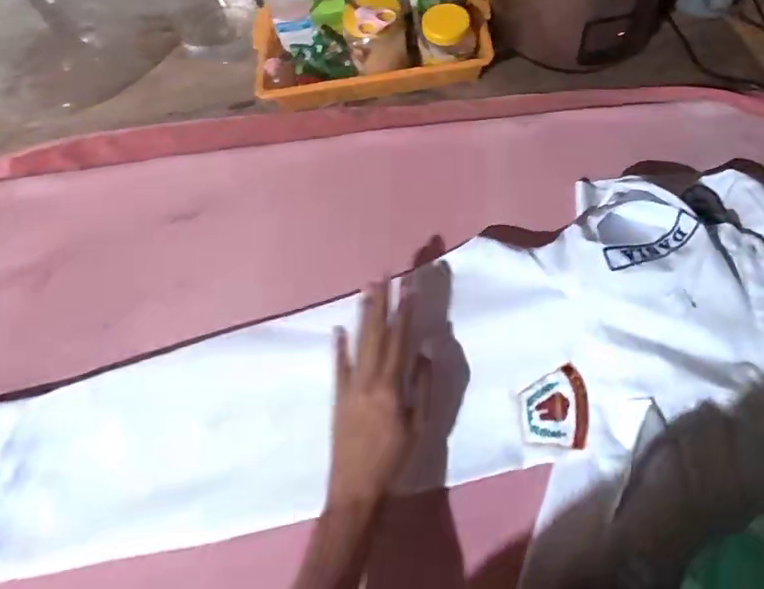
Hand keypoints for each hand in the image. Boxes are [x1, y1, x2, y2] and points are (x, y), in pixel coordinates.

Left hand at [326, 282, 421, 510]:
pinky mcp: (337, 396)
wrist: (355, 488)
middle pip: (378, 332)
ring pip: (359, 342)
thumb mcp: (419, 426)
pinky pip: (339, 365)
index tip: (410, 287)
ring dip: (363, 314)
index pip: (400, 339)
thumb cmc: (394, 458)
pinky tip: (338, 328)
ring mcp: (350, 386)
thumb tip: (426, 350)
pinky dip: (339, 346)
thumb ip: (422, 386)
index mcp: (391, 386)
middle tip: (386, 274)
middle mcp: (369, 379)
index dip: (405, 312)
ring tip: (366, 289)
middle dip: (383, 301)